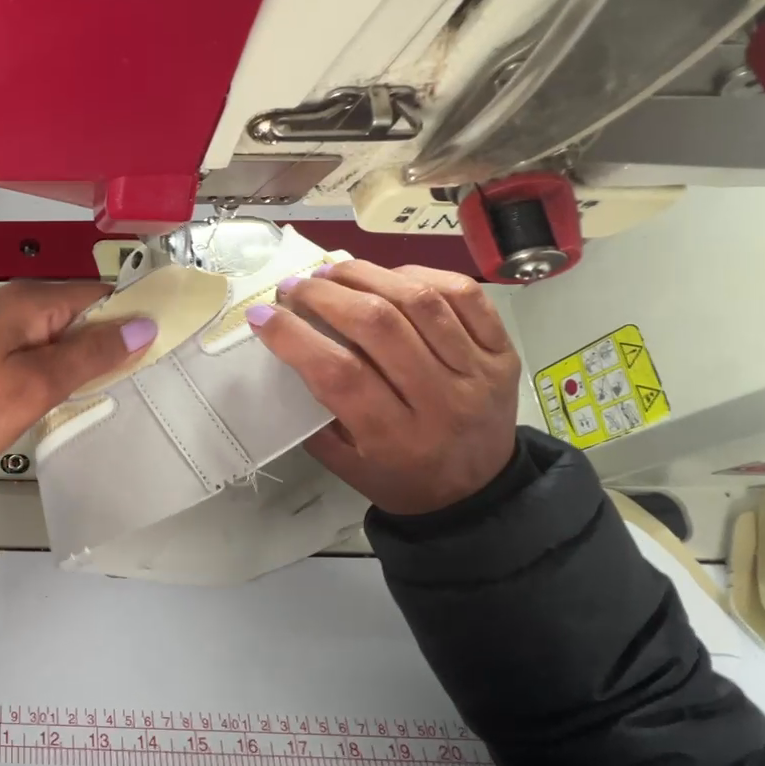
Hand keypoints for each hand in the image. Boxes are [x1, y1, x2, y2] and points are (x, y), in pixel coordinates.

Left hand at [0, 281, 156, 477]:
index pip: (98, 293)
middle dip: (114, 338)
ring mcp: (4, 328)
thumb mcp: (36, 384)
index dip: (132, 315)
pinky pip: (46, 349)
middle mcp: (15, 304)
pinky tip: (80, 390)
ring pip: (66, 333)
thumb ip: (91, 353)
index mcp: (26, 300)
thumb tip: (141, 326)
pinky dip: (66, 367)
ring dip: (91, 356)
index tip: (168, 341)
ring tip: (121, 385)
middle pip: (83, 311)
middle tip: (148, 373)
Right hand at [247, 260, 521, 514]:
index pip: (339, 372)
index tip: (262, 314)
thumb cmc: (399, 477)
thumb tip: (285, 344)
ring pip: (419, 301)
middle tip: (294, 286)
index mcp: (395, 437)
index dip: (294, 336)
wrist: (481, 493)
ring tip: (332, 272)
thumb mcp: (344, 461)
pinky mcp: (502, 350)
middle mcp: (441, 401)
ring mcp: (478, 371)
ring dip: (366, 276)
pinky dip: (419, 274)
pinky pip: (464, 294)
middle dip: (325, 295)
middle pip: (379, 325)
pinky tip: (387, 276)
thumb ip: (314, 411)